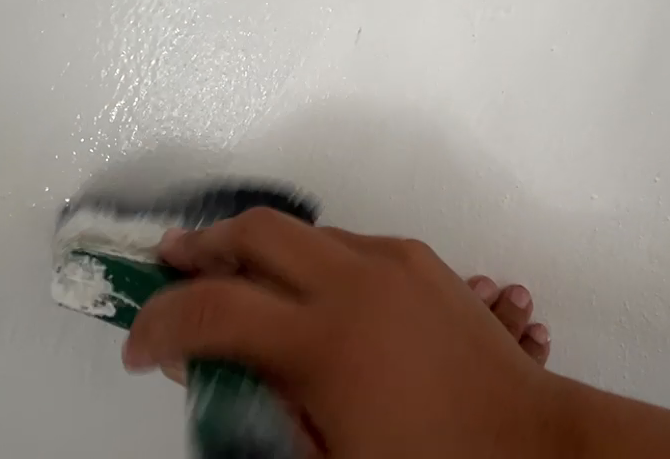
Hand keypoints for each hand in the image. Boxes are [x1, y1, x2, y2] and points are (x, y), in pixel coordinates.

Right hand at [124, 208, 564, 458]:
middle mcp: (355, 280)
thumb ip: (262, 411)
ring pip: (303, 232)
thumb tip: (214, 367)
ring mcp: (392, 260)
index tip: (137, 342)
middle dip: (202, 246)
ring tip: (232, 277)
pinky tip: (306, 294)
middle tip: (168, 264)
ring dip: (259, 250)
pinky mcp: (420, 257)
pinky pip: (347, 245)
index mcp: (324, 342)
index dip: (159, 322)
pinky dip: (311, 260)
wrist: (533, 444)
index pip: (213, 310)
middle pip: (256, 231)